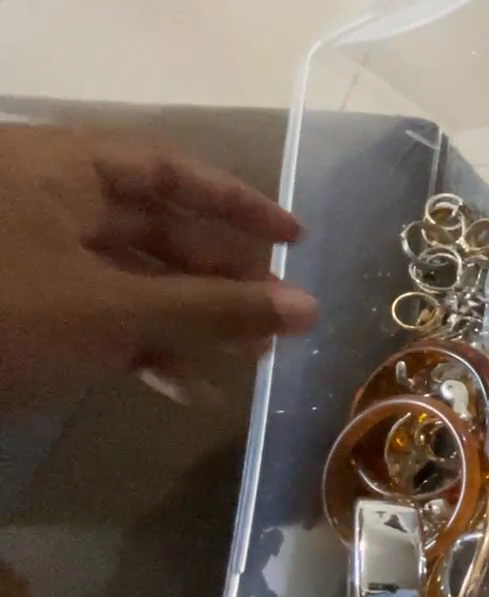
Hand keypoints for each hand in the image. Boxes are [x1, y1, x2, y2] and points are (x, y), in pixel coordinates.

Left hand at [0, 126, 318, 409]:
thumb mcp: (118, 312)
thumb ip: (222, 309)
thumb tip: (311, 308)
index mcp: (51, 173)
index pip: (166, 170)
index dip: (238, 202)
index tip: (297, 241)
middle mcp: (34, 200)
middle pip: (157, 230)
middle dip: (225, 282)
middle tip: (279, 322)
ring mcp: (18, 252)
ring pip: (134, 278)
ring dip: (194, 323)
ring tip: (242, 366)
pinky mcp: (10, 301)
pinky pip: (97, 310)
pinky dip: (144, 345)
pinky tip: (178, 387)